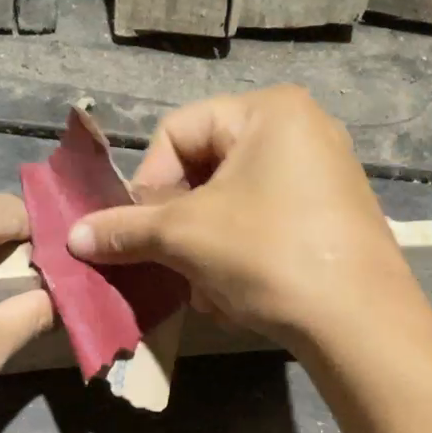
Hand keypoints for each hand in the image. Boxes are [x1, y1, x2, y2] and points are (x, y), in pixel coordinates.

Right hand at [66, 86, 428, 352]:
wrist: (357, 320)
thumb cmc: (267, 255)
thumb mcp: (185, 238)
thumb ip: (125, 230)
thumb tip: (74, 236)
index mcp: (267, 111)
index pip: (177, 132)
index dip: (147, 184)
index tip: (141, 232)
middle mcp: (300, 130)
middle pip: (204, 171)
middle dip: (179, 228)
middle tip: (171, 266)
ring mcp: (322, 175)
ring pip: (230, 207)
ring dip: (204, 253)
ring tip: (206, 292)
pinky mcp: (330, 218)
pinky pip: (263, 227)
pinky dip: (239, 261)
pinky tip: (236, 300)